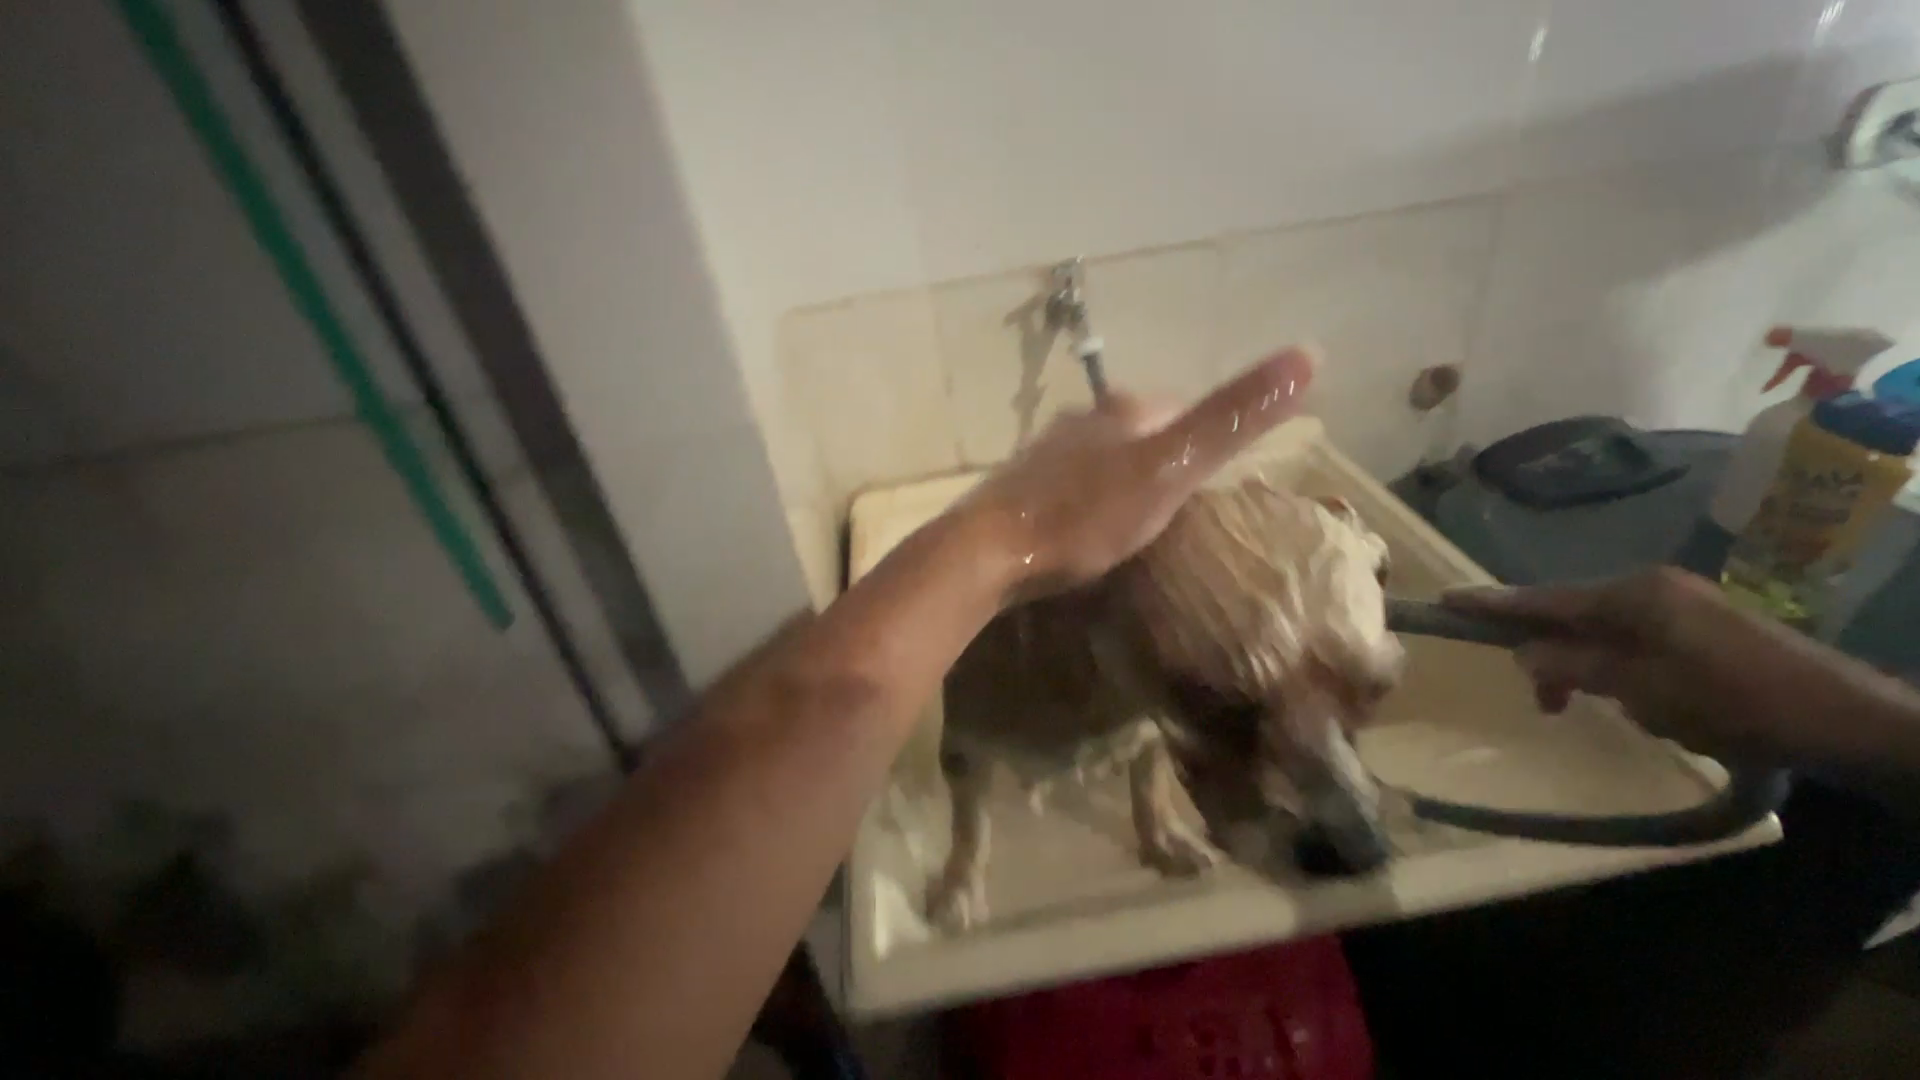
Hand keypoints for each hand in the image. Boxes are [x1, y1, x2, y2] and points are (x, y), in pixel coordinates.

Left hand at [959, 349, 1314, 598]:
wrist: (989, 552)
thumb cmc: (1085, 514)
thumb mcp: (1171, 470)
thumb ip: (1231, 420)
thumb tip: (1309, 353)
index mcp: (1120, 411)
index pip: (1177, 406)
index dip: (1202, 433)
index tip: (1217, 471)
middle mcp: (1079, 422)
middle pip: (1135, 430)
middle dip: (1160, 455)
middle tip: (1181, 501)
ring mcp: (1043, 455)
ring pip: (1099, 456)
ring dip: (1122, 477)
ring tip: (1139, 519)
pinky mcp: (1018, 491)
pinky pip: (1068, 486)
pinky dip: (1087, 500)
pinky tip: (1087, 528)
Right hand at [1443, 568, 1916, 763]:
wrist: (1851, 721)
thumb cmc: (1735, 701)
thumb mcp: (1641, 689)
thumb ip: (1573, 666)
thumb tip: (1524, 653)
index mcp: (1632, 595)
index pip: (1543, 599)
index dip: (1491, 604)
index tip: (1445, 600)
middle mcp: (1653, 589)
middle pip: (1573, 618)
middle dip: (1553, 658)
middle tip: (1544, 704)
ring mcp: (1684, 607)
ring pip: (1608, 637)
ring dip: (1596, 674)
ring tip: (1613, 713)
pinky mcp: (1707, 629)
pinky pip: (1640, 646)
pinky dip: (1629, 675)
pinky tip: (1653, 708)